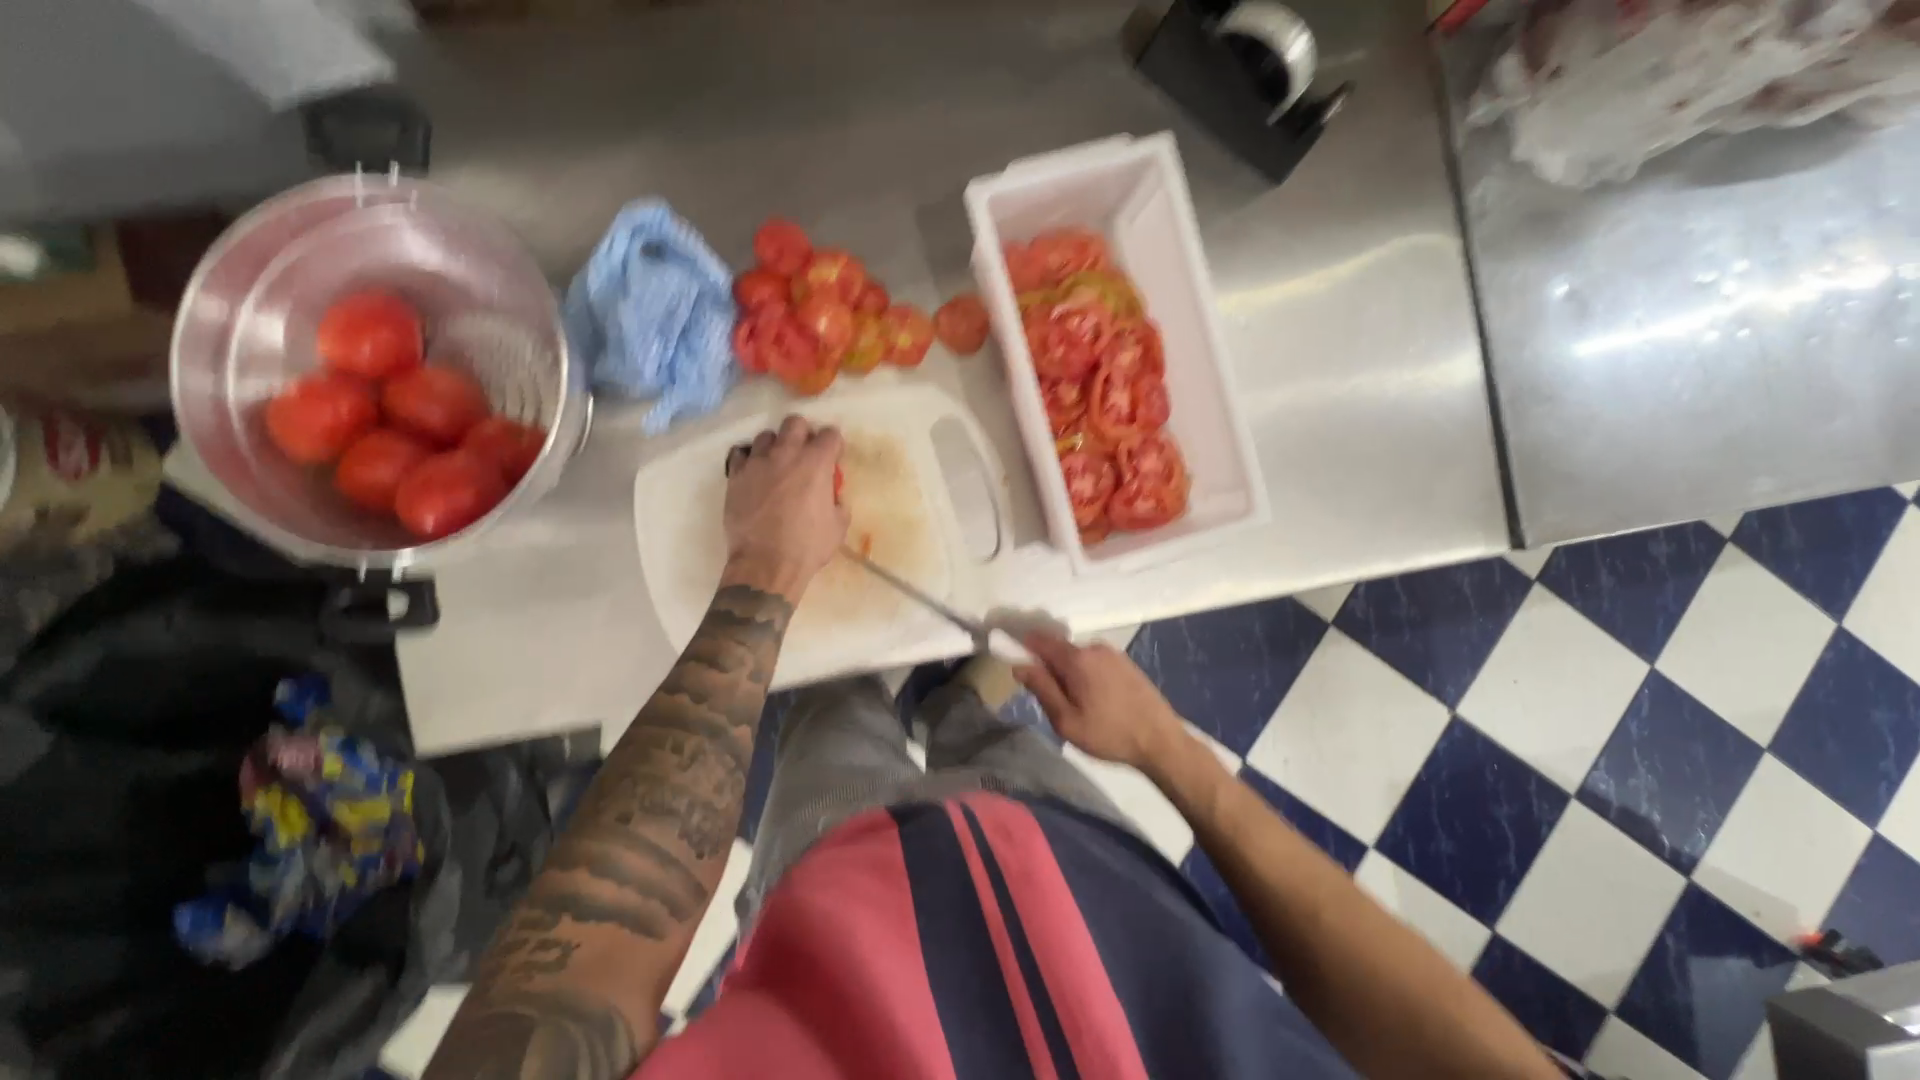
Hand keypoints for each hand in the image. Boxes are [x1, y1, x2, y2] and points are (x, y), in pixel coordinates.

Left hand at [721, 415, 848, 598]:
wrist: (765, 563)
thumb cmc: (807, 547)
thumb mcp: (838, 527)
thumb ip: (837, 503)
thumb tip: (833, 497)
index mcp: (816, 464)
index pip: (830, 435)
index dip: (834, 445)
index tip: (833, 458)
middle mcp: (786, 454)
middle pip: (795, 423)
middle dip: (803, 433)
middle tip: (804, 453)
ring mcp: (757, 463)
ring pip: (766, 436)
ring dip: (775, 446)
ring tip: (776, 464)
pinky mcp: (736, 476)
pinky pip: (740, 455)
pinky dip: (748, 460)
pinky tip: (753, 474)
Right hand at [1014, 633, 1185, 768]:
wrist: (1161, 741)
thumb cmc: (1109, 734)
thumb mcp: (1066, 720)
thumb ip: (1041, 688)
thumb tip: (1020, 665)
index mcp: (1077, 659)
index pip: (1039, 640)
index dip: (1023, 647)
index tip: (1015, 662)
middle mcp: (1095, 648)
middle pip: (1059, 650)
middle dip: (1049, 668)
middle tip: (1051, 700)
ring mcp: (1114, 654)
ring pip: (1078, 658)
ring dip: (1070, 674)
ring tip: (1078, 706)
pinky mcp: (1127, 664)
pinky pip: (1095, 663)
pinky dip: (1087, 676)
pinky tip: (1097, 701)